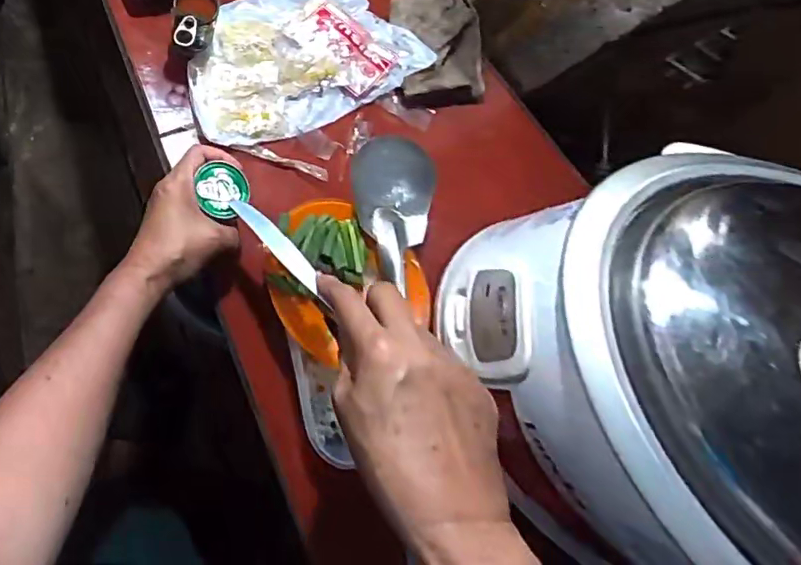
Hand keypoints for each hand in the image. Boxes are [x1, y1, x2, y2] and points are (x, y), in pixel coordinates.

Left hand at [120, 144, 240, 289]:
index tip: (238, 171)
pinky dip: (199, 204)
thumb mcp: (217, 238)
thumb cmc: (180, 247)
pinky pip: (183, 199)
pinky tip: (211, 222)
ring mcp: (160, 199)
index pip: (198, 151)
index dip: (221, 155)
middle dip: (218, 176)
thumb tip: (239, 230)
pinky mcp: (159, 214)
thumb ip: (234, 230)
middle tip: (236, 191)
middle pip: (194, 167)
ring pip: (189, 185)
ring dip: (209, 192)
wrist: (148, 271)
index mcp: (177, 181)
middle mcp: (166, 185)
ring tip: (228, 207)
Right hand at [318, 276, 531, 564]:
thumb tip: (351, 338)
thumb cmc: (385, 464)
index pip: (349, 297)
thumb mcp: (346, 407)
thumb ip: (347, 361)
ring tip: (395, 366)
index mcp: (379, 351)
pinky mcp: (477, 386)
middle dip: (369, 297)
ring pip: (418, 326)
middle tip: (359, 317)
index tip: (322, 283)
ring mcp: (454, 365)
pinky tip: (423, 394)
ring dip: (400, 334)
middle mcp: (419, 347)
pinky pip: (442, 357)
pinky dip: (425, 362)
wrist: (455, 517)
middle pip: (390, 292)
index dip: (330, 285)